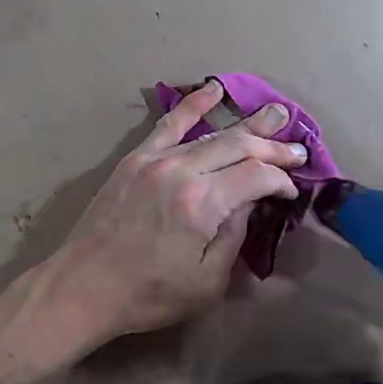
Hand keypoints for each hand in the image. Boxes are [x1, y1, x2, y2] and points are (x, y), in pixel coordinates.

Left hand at [51, 79, 306, 343]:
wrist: (83, 288)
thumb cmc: (149, 294)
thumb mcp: (208, 283)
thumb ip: (234, 237)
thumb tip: (248, 203)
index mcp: (203, 204)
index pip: (257, 177)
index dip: (281, 181)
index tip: (291, 192)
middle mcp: (183, 171)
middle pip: (240, 146)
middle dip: (274, 147)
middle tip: (299, 148)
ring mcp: (157, 159)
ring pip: (213, 133)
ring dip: (248, 124)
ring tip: (277, 113)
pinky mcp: (136, 158)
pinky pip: (169, 123)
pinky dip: (194, 104)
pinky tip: (215, 89)